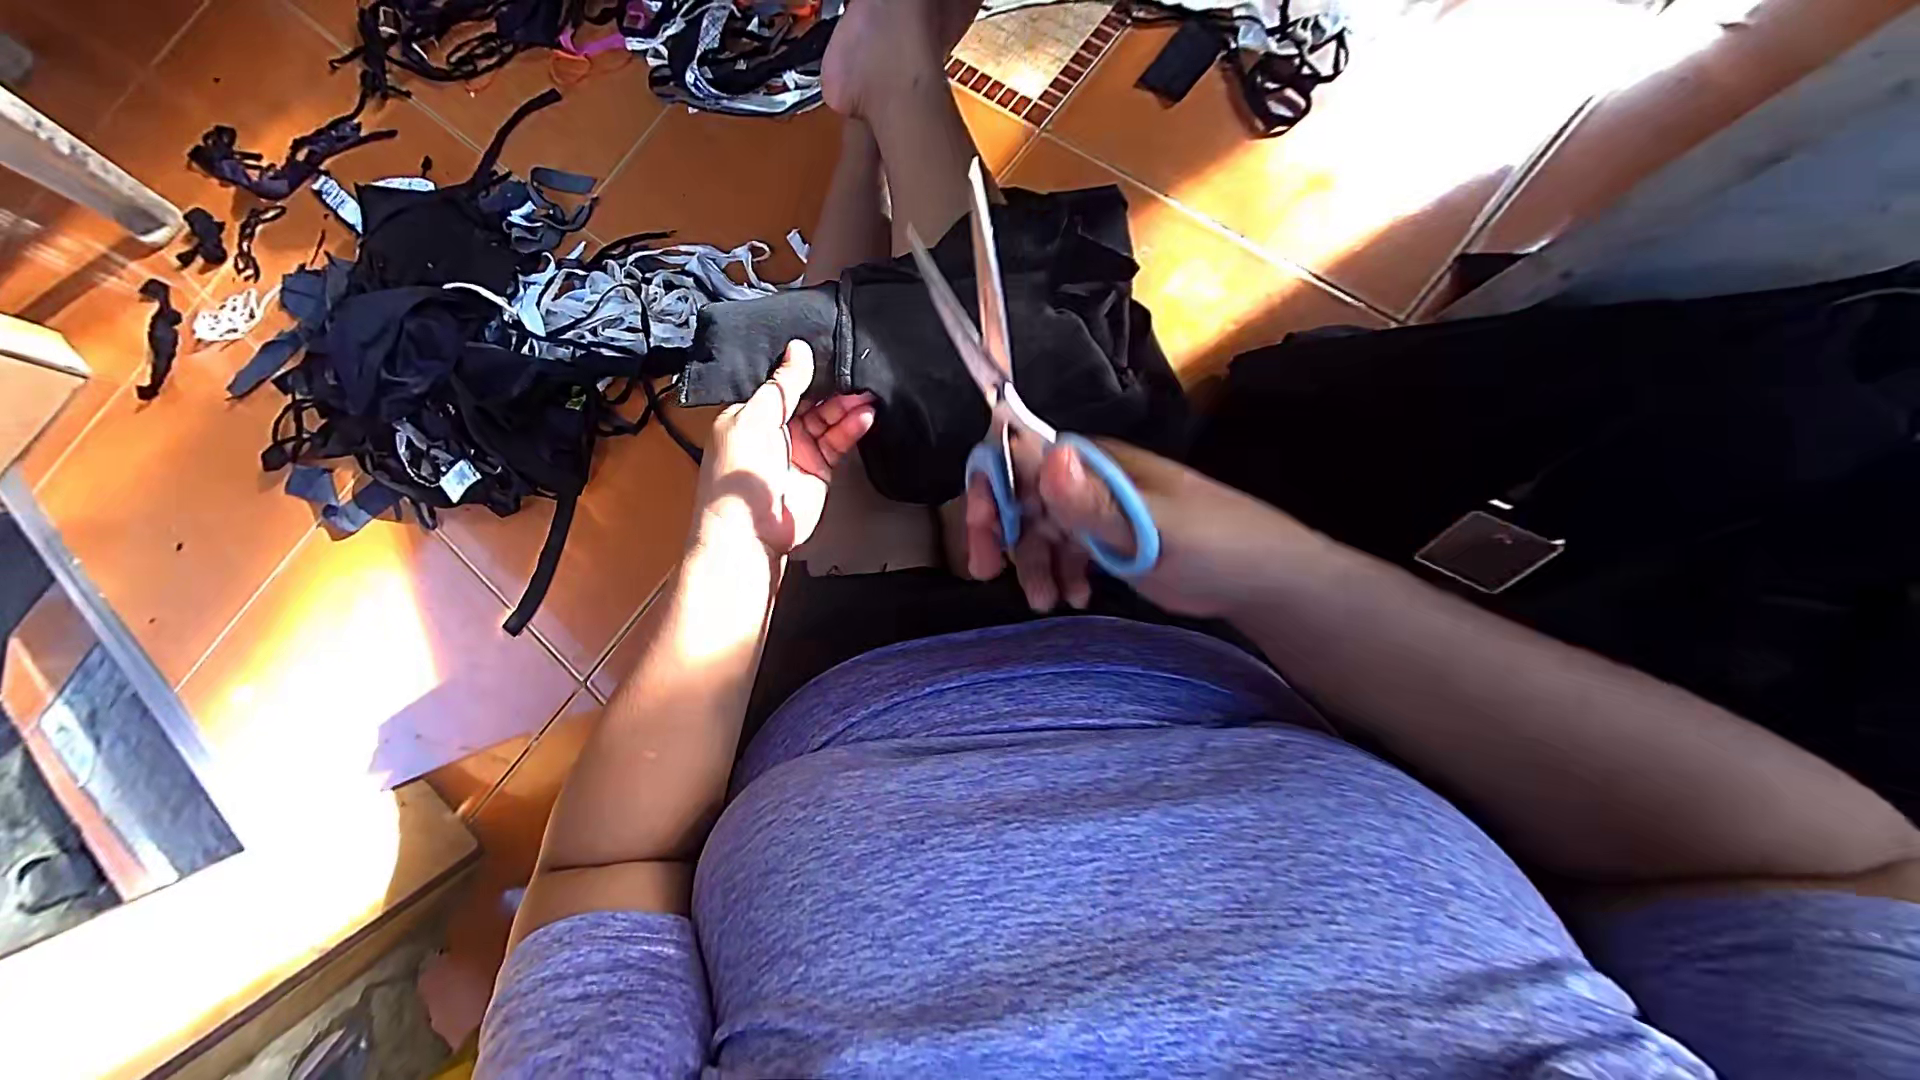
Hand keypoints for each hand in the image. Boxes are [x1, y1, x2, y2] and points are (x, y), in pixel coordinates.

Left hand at [693, 340, 876, 555]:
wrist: (752, 532)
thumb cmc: (736, 482)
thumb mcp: (755, 418)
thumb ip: (782, 385)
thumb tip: (798, 351)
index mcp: (750, 413)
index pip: (783, 383)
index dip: (806, 370)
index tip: (828, 355)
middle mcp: (774, 430)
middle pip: (810, 399)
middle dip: (833, 388)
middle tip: (855, 376)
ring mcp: (798, 450)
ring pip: (827, 419)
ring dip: (847, 407)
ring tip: (866, 397)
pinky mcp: (818, 469)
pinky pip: (838, 442)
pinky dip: (852, 429)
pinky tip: (864, 418)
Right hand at [961, 434, 1326, 617]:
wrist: (1262, 580)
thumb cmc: (1216, 543)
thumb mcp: (1155, 527)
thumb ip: (1098, 502)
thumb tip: (1047, 457)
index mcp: (1095, 461)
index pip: (1023, 457)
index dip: (991, 486)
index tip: (982, 530)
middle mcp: (1088, 479)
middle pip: (1021, 494)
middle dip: (1000, 532)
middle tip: (988, 573)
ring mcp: (1097, 510)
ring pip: (1038, 529)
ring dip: (1032, 565)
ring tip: (1047, 602)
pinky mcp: (1107, 540)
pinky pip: (1062, 553)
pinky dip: (1058, 575)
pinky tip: (1074, 597)